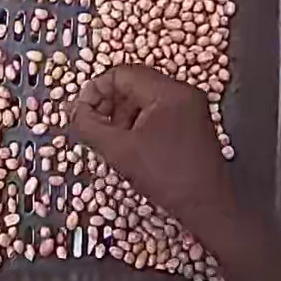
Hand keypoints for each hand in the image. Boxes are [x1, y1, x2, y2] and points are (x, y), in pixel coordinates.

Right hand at [71, 65, 238, 238]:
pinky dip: (138, 122)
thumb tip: (73, 112)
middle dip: (107, 103)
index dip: (95, 90)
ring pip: (144, 98)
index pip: (122, 74)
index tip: (80, 111)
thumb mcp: (118, 151)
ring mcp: (191, 108)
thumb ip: (89, 126)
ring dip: (121, 114)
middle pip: (133, 83)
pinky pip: (157, 111)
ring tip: (110, 139)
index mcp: (169, 92)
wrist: (207, 206)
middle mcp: (183, 93)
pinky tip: (129, 145)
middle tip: (92, 125)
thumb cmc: (165, 178)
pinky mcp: (192, 123)